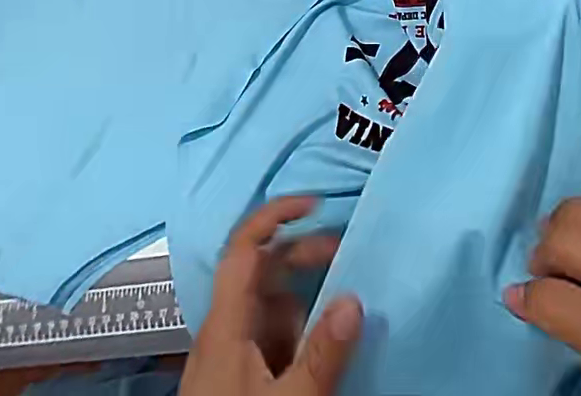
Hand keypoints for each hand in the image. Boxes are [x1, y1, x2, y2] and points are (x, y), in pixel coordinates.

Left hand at [180, 196, 362, 395]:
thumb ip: (321, 353)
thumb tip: (354, 299)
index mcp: (226, 325)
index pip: (243, 248)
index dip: (274, 215)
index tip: (314, 202)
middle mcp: (226, 329)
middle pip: (262, 271)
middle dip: (303, 253)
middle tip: (345, 252)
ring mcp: (233, 355)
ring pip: (272, 304)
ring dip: (307, 293)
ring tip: (345, 295)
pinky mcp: (242, 377)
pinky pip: (275, 335)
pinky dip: (302, 327)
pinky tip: (327, 338)